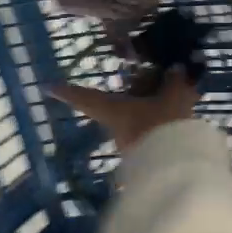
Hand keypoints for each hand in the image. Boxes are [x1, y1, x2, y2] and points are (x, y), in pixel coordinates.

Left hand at [49, 68, 198, 152]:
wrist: (175, 164)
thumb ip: (173, 81)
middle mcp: (116, 126)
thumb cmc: (163, 123)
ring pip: (138, 115)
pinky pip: (154, 127)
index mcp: (113, 109)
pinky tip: (184, 109)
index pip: (85, 98)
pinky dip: (165, 115)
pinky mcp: (147, 153)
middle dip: (135, 90)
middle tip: (151, 76)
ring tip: (177, 90)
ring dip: (154, 103)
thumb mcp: (173, 96)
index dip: (68, 91)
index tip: (48, 87)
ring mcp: (131, 142)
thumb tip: (174, 68)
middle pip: (117, 104)